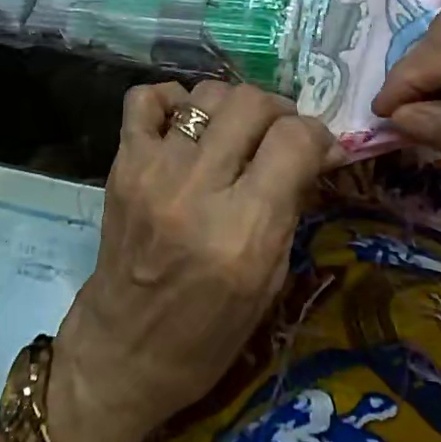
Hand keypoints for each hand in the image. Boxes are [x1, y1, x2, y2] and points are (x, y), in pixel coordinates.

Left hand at [46, 81, 339, 441]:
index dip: (316, 135)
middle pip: (251, 103)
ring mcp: (153, 171)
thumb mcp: (269, 278)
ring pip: (206, 93)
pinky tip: (184, 123)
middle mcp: (198, 192)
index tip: (316, 147)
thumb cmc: (209, 331)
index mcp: (244, 233)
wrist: (125, 348)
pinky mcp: (122, 163)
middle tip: (278, 134)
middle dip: (278, 111)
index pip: (294, 140)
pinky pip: (145, 98)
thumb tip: (318, 147)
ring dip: (232, 106)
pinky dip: (171, 99)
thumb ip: (291, 203)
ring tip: (234, 132)